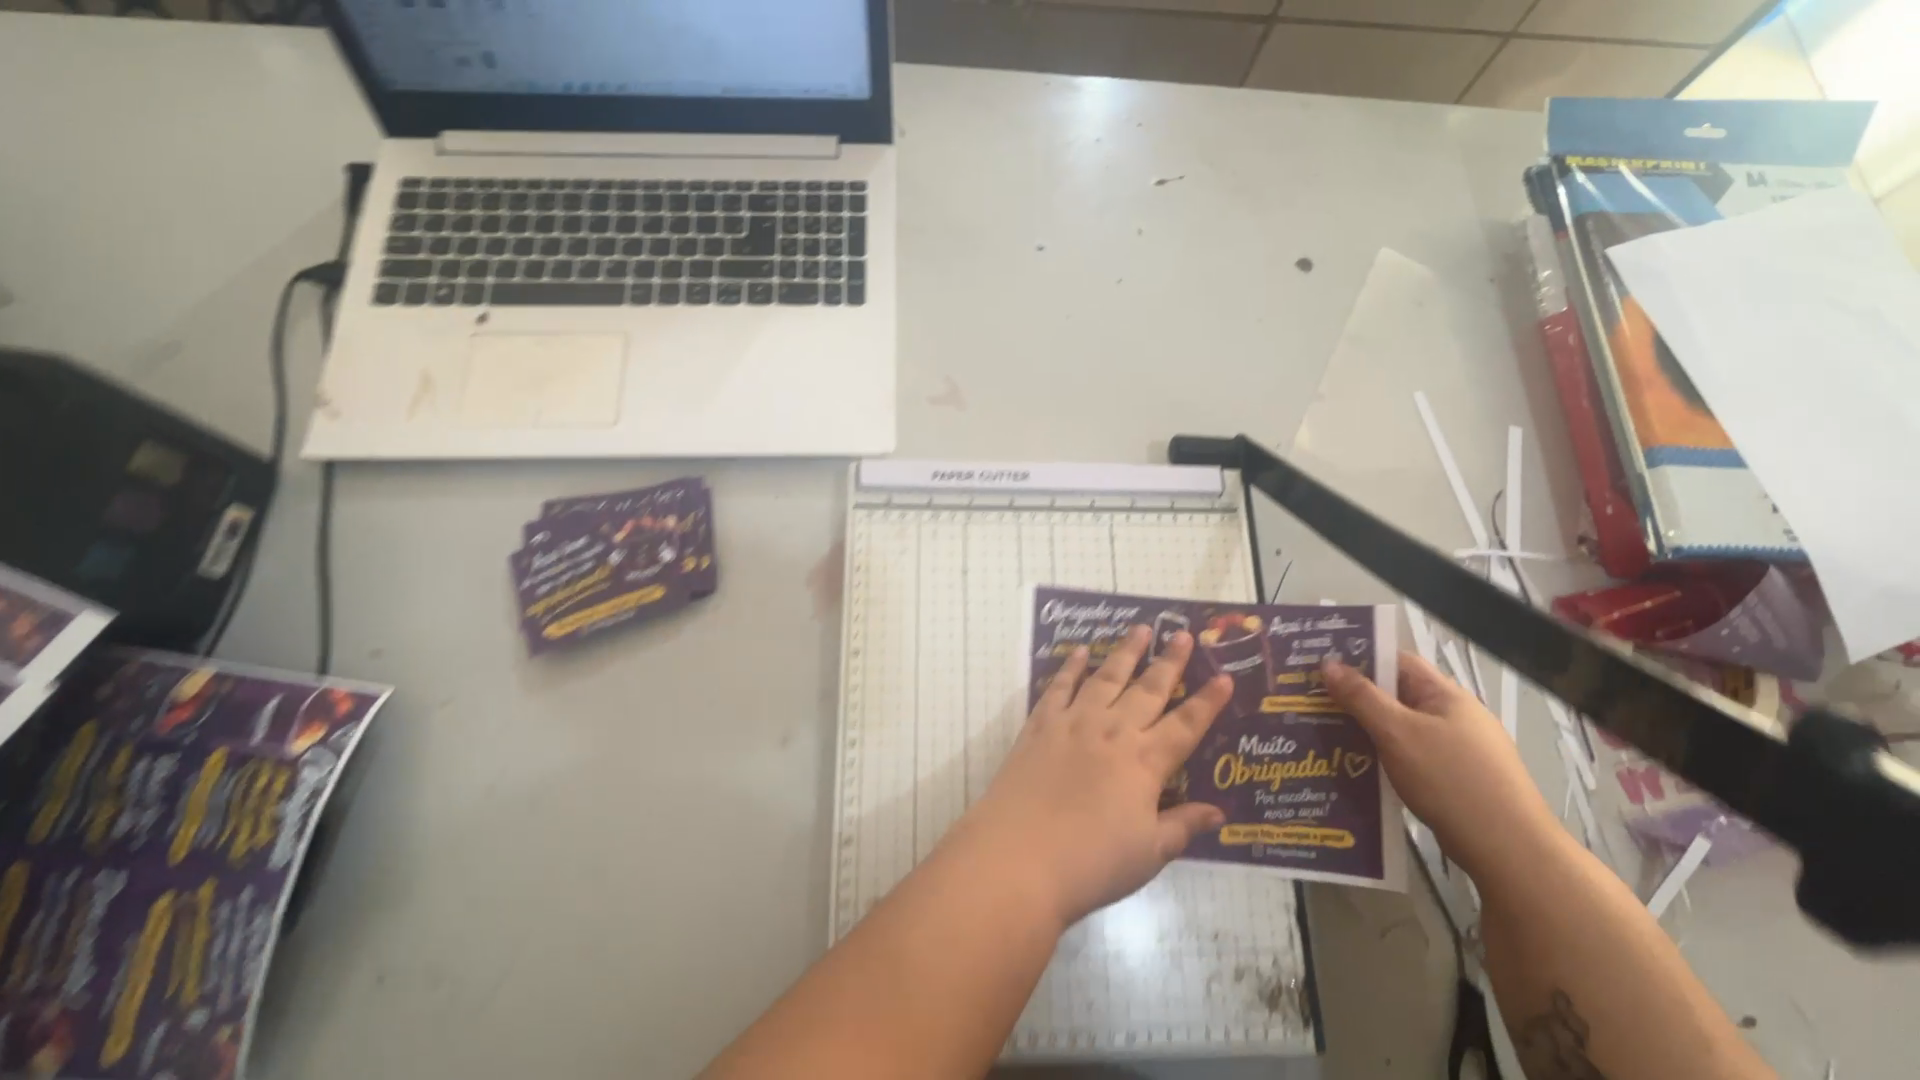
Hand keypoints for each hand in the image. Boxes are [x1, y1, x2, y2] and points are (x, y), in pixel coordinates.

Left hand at [950, 626, 1233, 926]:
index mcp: (1145, 762)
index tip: (1225, 678)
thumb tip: (1217, 812)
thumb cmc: (1090, 863)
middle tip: (1185, 635)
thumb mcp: (1149, 853)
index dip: (1208, 702)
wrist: (1017, 857)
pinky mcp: (1038, 727)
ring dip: (1126, 653)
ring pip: (1106, 678)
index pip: (1186, 725)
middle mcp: (1113, 732)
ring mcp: (1073, 724)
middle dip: (1170, 662)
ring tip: (1141, 629)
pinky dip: (1071, 667)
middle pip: (1148, 690)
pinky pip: (1059, 687)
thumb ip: (1182, 827)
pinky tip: (1080, 652)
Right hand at [1323, 651, 1563, 880]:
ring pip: (1400, 730)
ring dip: (1366, 731)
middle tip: (1310, 702)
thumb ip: (1361, 697)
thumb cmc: (1450, 779)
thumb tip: (1328, 663)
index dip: (1359, 659)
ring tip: (1323, 736)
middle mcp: (1453, 716)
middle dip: (1355, 699)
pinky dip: (1382, 758)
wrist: (1506, 847)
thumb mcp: (1397, 733)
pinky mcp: (1453, 780)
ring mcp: (1456, 749)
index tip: (1319, 666)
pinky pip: (1409, 758)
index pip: (1397, 661)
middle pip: (1397, 696)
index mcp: (1445, 695)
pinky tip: (1356, 770)